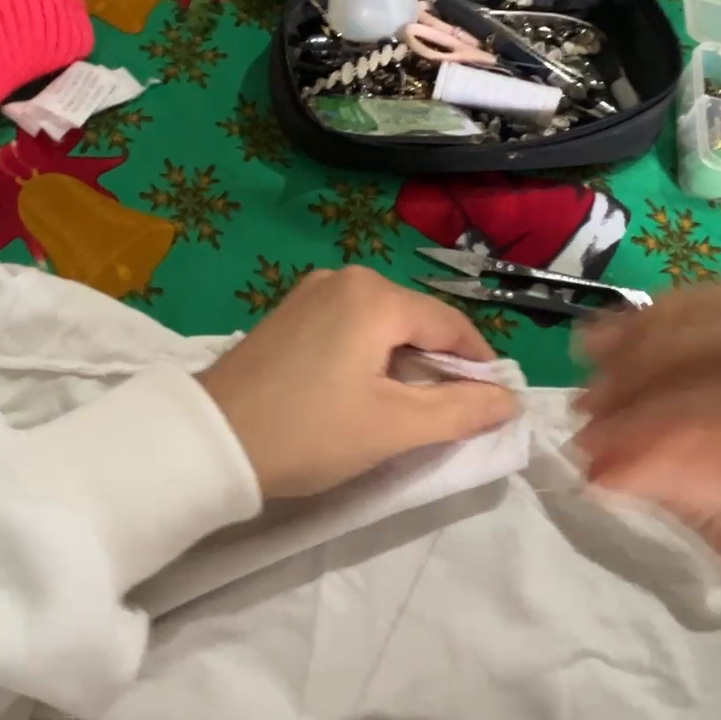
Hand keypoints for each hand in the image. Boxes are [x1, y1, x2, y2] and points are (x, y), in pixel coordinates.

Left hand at [197, 265, 520, 498]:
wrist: (211, 441)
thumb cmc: (309, 433)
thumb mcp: (394, 427)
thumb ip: (461, 410)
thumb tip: (509, 398)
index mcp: (374, 294)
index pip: (451, 324)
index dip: (479, 365)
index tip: (491, 403)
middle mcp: (344, 278)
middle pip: (415, 321)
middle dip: (437, 365)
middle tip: (442, 416)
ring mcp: (310, 292)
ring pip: (381, 325)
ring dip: (401, 362)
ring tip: (399, 410)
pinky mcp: (287, 313)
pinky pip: (348, 326)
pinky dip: (367, 355)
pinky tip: (358, 391)